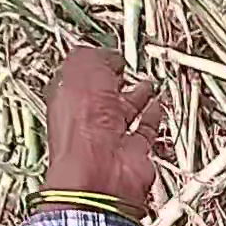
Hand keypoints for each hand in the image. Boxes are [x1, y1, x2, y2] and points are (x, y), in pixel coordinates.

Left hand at [43, 47, 161, 216]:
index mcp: (68, 98)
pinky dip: (152, 120)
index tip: (109, 54)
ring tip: (148, 85)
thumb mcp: (82, 69)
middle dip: (116, 82)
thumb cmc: (82, 124)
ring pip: (126, 114)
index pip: (81, 76)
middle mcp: (87, 121)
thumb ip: (95, 57)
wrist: (101, 171)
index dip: (95, 63)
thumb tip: (110, 57)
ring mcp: (111, 140)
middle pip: (104, 96)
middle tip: (128, 69)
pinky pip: (144, 133)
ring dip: (138, 100)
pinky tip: (157, 108)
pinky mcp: (133, 155)